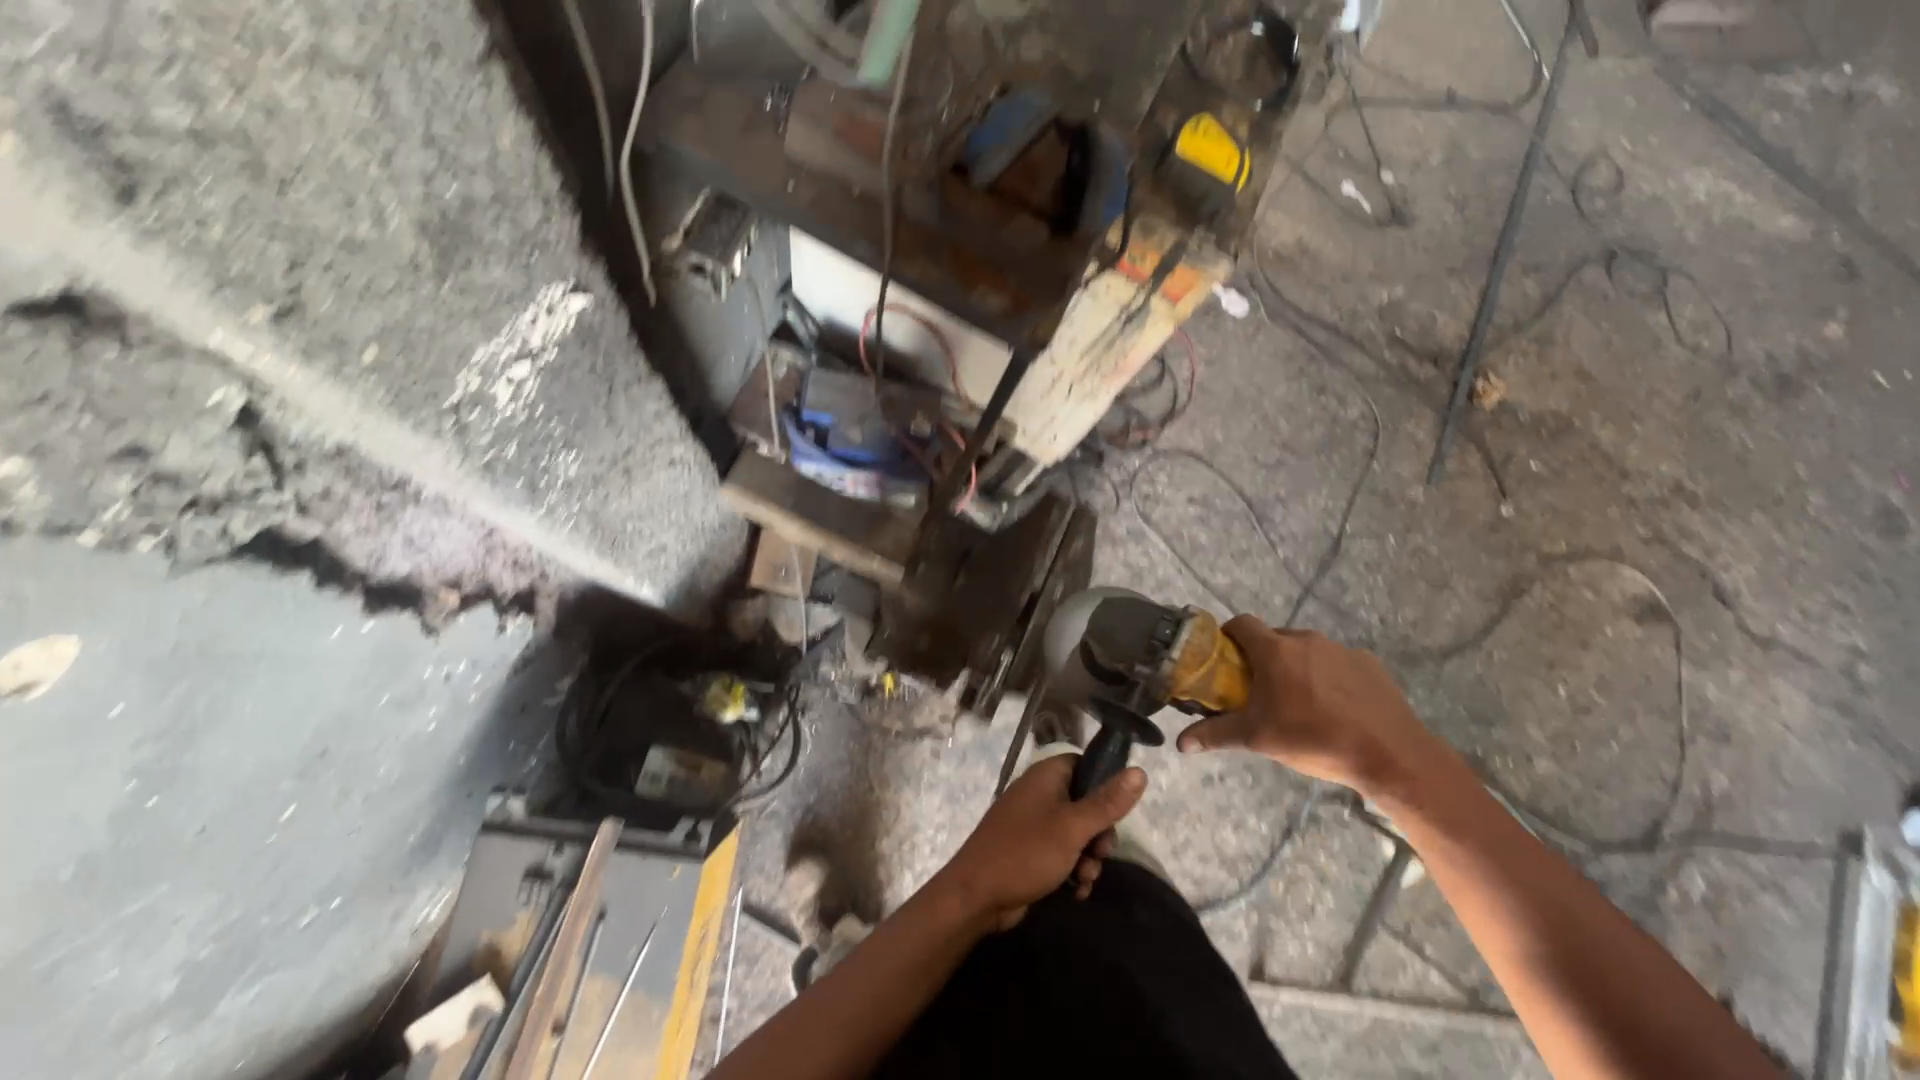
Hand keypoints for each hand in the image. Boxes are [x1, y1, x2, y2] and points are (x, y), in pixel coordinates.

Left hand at [933, 755, 1147, 930]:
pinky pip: (1062, 855)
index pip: (1083, 764)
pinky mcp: (1029, 853)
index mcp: (1045, 777)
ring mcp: (1032, 826)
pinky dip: (1071, 872)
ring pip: (1076, 835)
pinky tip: (1075, 892)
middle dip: (1099, 833)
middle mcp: (1038, 795)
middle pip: (1085, 804)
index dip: (1103, 784)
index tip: (1116, 810)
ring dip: (1088, 858)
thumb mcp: (1073, 828)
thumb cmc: (1025, 853)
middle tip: (1102, 853)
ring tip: (1085, 878)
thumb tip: (1140, 771)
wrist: (976, 897)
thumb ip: (1107, 802)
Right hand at [1176, 617, 1450, 796]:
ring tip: (1299, 706)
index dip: (1227, 637)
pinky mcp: (1369, 664)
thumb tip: (1181, 743)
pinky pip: (1337, 664)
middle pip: (1273, 639)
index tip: (1223, 661)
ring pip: (1306, 651)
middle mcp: (1306, 640)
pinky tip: (1334, 710)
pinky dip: (1328, 679)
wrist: (1389, 754)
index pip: (1240, 624)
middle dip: (1262, 660)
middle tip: (1258, 693)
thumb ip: (1216, 735)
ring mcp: (1341, 650)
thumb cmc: (1314, 740)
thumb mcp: (1258, 739)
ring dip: (1295, 669)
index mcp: (1275, 651)